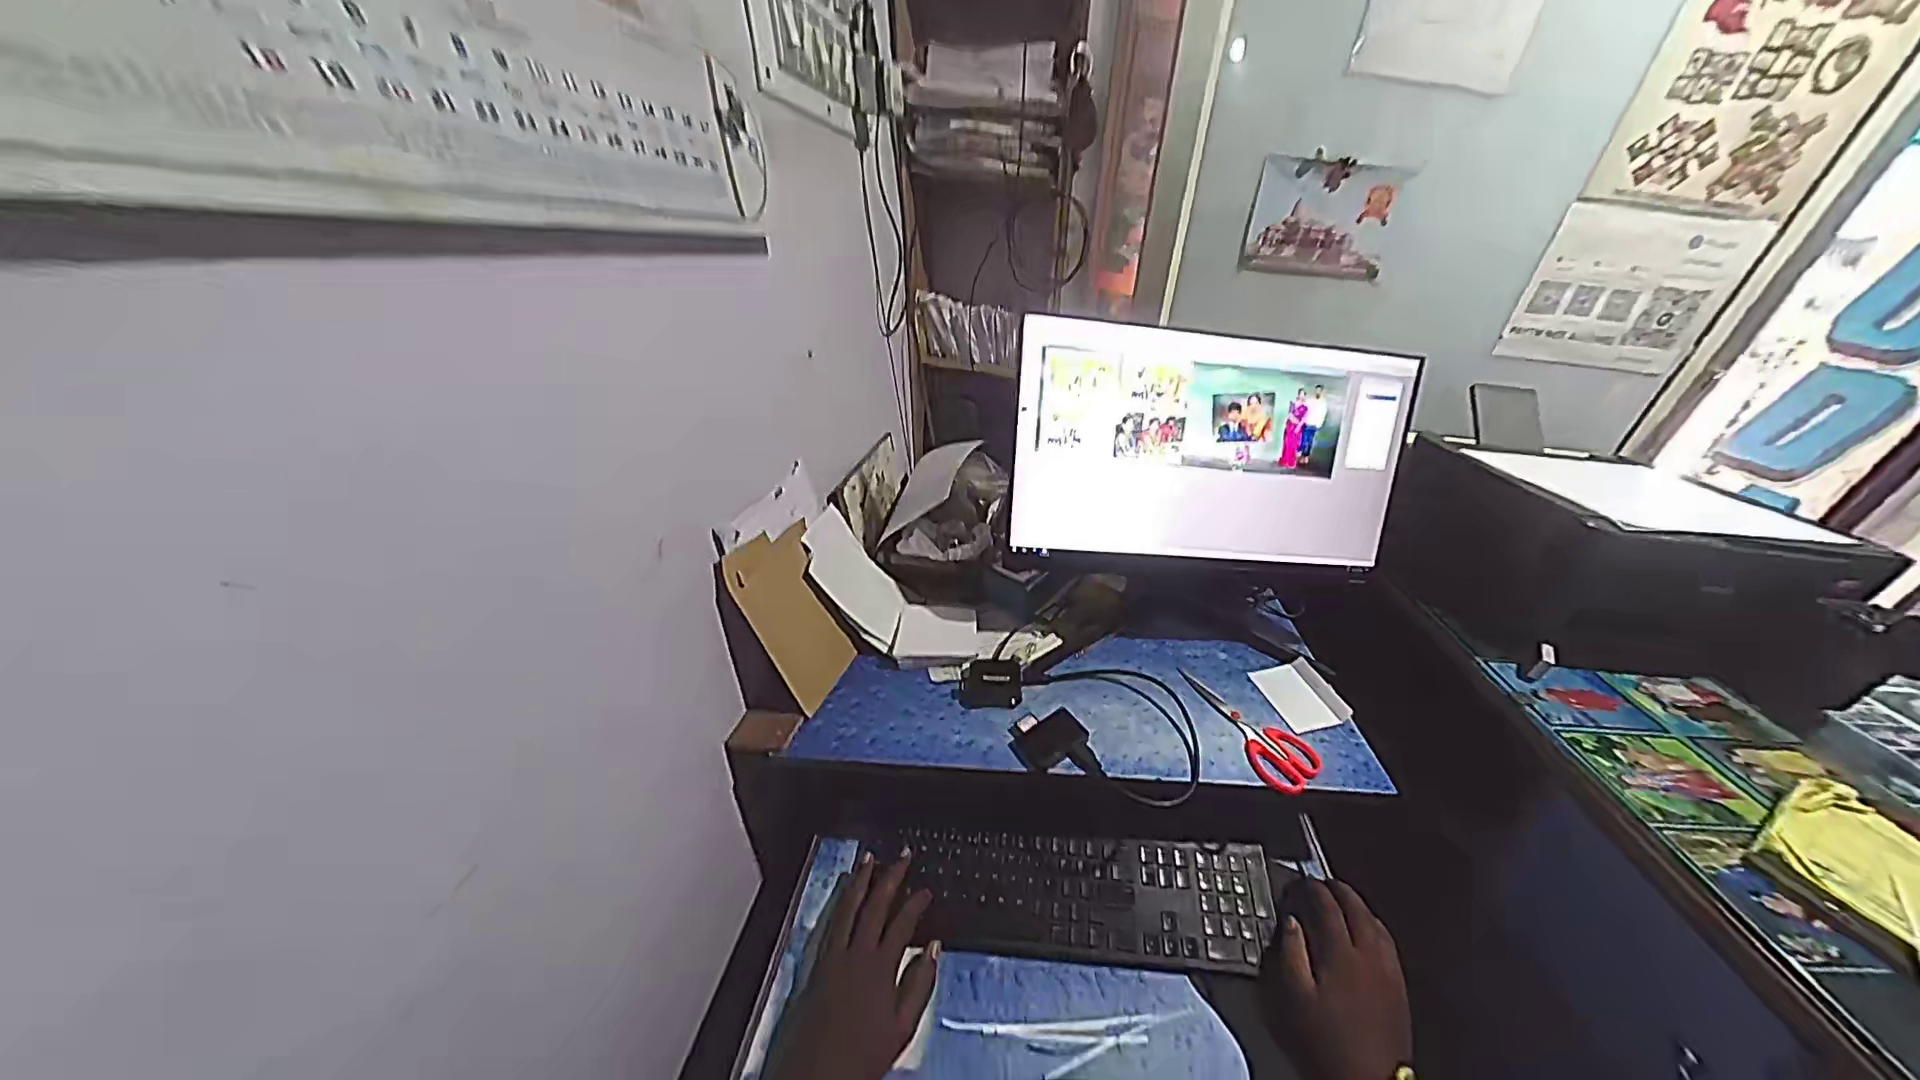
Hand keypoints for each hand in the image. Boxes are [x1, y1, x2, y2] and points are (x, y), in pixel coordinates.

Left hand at [769, 849, 939, 1079]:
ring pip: (849, 907)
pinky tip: (843, 892)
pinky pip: (830, 921)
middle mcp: (855, 955)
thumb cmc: (860, 1057)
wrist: (814, 1076)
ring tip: (870, 859)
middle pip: (875, 905)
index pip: (902, 923)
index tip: (926, 891)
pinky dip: (839, 901)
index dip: (916, 903)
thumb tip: (934, 949)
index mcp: (880, 968)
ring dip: (861, 880)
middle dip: (891, 876)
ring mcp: (833, 956)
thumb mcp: (902, 1028)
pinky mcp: (815, 964)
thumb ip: (920, 984)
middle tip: (902, 856)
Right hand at [1260, 878, 1411, 1079]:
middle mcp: (1369, 956)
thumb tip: (1290, 922)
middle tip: (1322, 882)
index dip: (1312, 890)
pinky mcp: (1399, 987)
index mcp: (1341, 955)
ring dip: (1358, 905)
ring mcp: (1388, 971)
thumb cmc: (1325, 1041)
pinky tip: (1366, 929)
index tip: (1301, 883)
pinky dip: (1374, 925)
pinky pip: (1388, 942)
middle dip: (1338, 890)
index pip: (1328, 907)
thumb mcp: (1294, 996)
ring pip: (1376, 923)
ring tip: (1343, 898)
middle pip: (1357, 909)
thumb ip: (1290, 953)